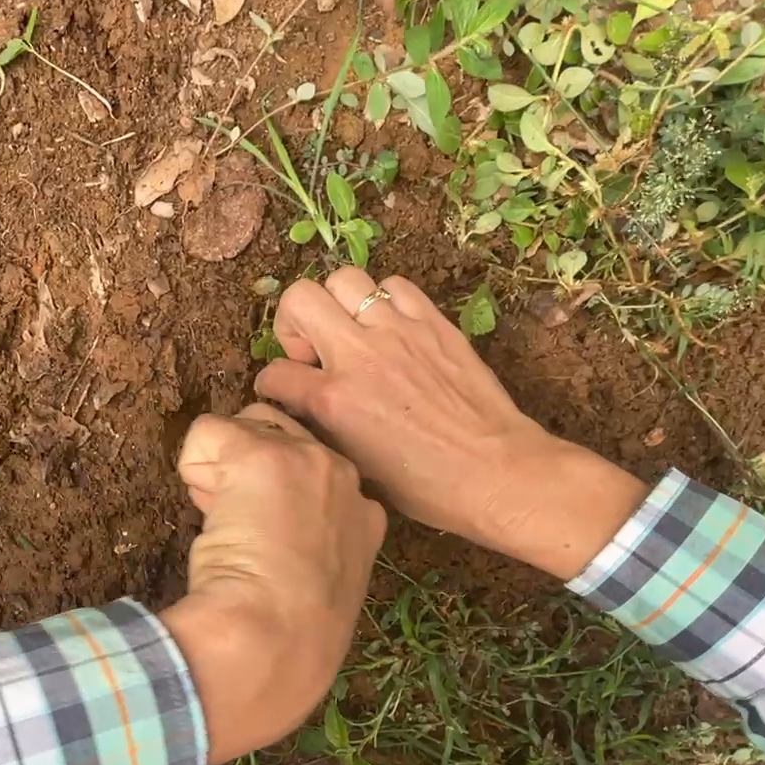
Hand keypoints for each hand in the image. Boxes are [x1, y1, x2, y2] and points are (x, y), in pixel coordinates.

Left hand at [159, 404, 385, 764]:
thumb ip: (306, 550)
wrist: (273, 642)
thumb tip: (268, 534)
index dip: (276, 500)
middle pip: (281, 438)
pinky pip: (206, 432)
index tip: (261, 540)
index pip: (313, 476)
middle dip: (247, 471)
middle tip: (235, 528)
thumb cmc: (290, 635)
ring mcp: (306, 459)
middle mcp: (344, 477)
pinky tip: (206, 512)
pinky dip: (193, 466)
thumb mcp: (317, 591)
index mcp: (364, 517)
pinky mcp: (261, 454)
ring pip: (246, 427)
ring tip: (222, 523)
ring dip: (221, 468)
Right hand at [253, 267, 647, 581]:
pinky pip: (396, 286)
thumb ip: (318, 425)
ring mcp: (399, 332)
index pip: (275, 372)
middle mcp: (359, 356)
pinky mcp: (434, 323)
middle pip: (299, 299)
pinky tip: (390, 330)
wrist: (493, 473)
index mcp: (333, 401)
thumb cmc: (421, 485)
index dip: (271, 383)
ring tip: (350, 332)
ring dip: (337, 304)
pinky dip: (383, 301)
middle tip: (312, 351)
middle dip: (292, 323)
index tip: (283, 391)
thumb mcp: (351, 464)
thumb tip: (301, 403)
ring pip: (345, 279)